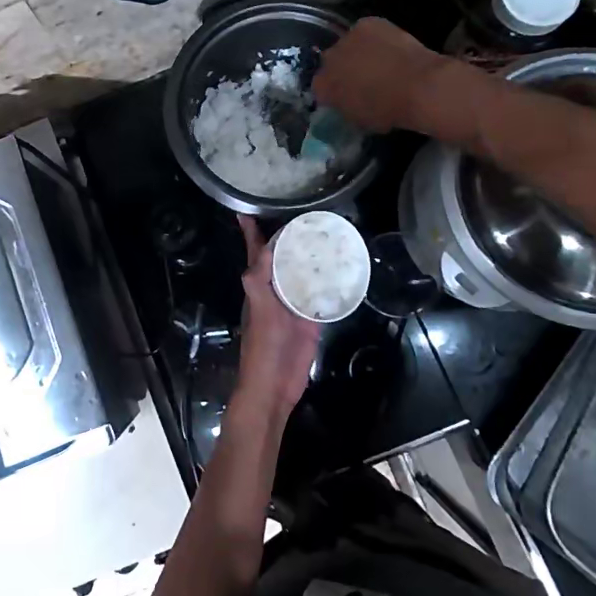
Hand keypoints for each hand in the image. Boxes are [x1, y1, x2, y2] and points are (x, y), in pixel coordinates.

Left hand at [235, 215, 319, 417]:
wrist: (275, 387)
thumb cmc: (263, 349)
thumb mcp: (261, 312)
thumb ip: (260, 282)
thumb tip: (261, 249)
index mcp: (259, 286)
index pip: (257, 251)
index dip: (254, 232)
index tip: (253, 208)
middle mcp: (277, 291)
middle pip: (283, 258)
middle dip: (290, 237)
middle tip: (306, 214)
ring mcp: (294, 306)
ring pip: (303, 274)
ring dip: (312, 256)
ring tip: (326, 235)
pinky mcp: (311, 320)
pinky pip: (321, 296)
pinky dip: (330, 283)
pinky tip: (343, 271)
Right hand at [312, 17, 450, 133]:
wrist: (417, 86)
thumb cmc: (389, 111)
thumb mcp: (361, 120)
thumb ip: (348, 109)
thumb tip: (349, 103)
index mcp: (323, 87)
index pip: (321, 88)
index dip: (335, 92)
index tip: (348, 97)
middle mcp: (328, 59)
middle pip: (332, 63)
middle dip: (344, 70)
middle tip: (363, 80)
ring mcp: (347, 38)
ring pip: (348, 45)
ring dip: (358, 52)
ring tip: (379, 62)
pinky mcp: (367, 23)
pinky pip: (366, 32)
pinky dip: (375, 38)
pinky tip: (389, 48)